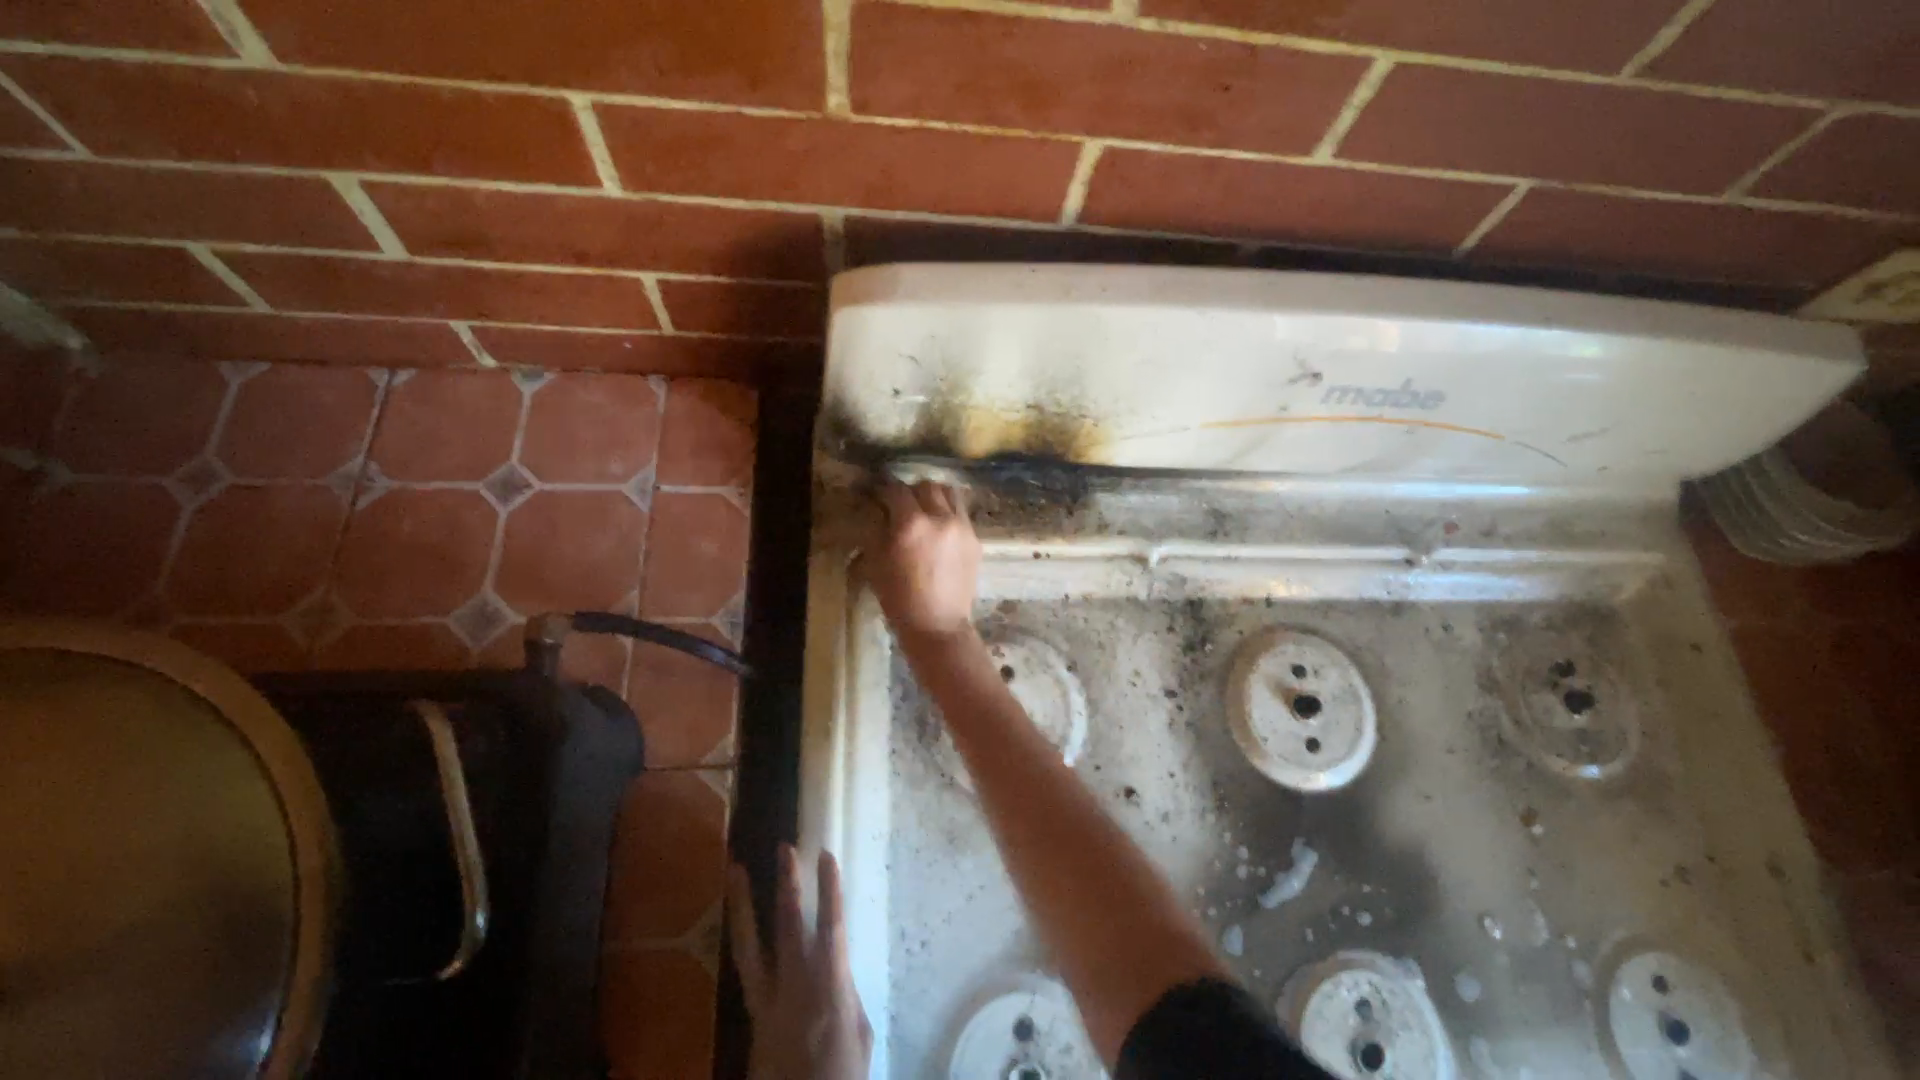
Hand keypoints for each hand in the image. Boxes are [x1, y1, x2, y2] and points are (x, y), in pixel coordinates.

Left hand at [729, 846, 872, 1079]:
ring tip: (735, 870)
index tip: (826, 856)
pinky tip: (736, 918)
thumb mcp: (859, 1034)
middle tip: (783, 848)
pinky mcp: (752, 1013)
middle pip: (787, 925)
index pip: (831, 928)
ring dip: (743, 903)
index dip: (829, 890)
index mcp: (830, 989)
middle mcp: (795, 986)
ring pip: (751, 942)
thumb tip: (837, 971)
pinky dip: (741, 936)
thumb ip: (847, 996)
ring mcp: (767, 999)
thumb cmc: (842, 1074)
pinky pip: (745, 966)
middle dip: (787, 884)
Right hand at [864, 482, 981, 640]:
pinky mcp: (975, 540)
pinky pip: (961, 514)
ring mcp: (962, 527)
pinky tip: (939, 531)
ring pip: (949, 493)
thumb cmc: (899, 599)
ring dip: (934, 496)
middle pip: (926, 485)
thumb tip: (877, 509)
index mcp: (911, 524)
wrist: (938, 625)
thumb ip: (876, 529)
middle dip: (910, 491)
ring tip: (924, 511)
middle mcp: (940, 518)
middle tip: (901, 505)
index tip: (876, 496)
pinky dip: (948, 514)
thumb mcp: (875, 563)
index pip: (895, 490)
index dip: (882, 490)